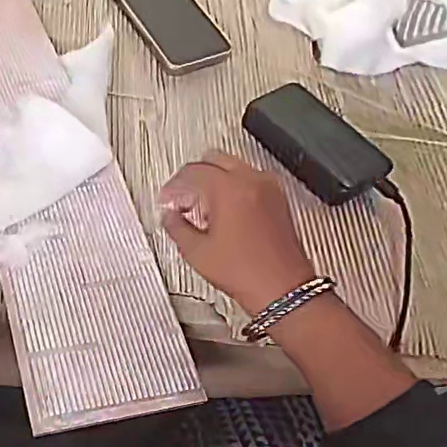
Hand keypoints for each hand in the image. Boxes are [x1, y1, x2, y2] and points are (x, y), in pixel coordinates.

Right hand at [159, 151, 316, 314]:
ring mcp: (267, 187)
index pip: (191, 172)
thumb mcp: (196, 252)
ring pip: (231, 167)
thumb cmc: (246, 272)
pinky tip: (221, 212)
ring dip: (211, 181)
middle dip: (191, 178)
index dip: (172, 186)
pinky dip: (231, 188)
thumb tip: (170, 217)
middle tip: (180, 199)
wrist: (279, 286)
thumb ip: (176, 227)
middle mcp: (251, 181)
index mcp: (228, 190)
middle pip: (212, 161)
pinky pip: (248, 179)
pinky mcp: (277, 197)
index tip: (167, 199)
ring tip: (200, 208)